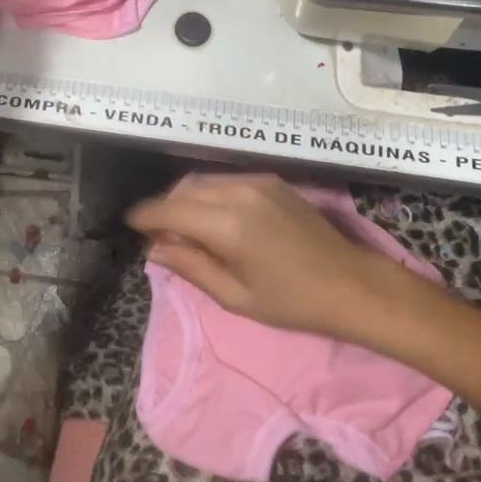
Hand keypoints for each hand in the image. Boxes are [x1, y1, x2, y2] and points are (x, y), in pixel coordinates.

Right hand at [126, 175, 402, 336]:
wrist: (351, 284)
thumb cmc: (293, 302)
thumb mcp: (236, 297)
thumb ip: (191, 267)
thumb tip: (155, 249)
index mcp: (227, 225)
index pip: (170, 210)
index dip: (145, 216)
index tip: (129, 225)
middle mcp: (238, 192)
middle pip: (183, 189)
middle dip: (164, 208)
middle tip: (157, 235)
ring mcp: (257, 181)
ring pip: (203, 181)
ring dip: (185, 198)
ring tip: (183, 228)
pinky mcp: (271, 180)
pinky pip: (225, 180)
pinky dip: (208, 193)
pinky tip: (212, 218)